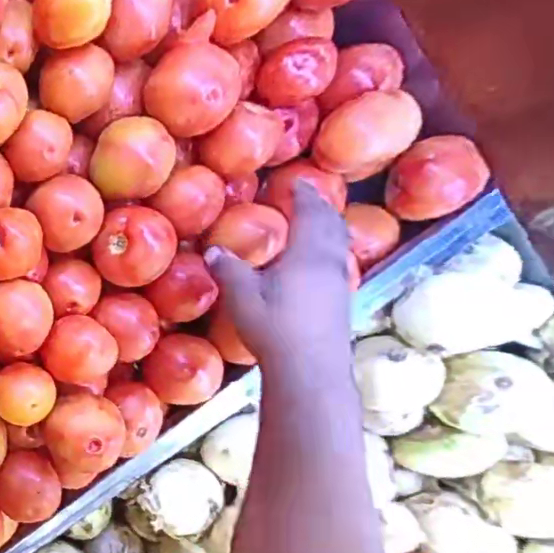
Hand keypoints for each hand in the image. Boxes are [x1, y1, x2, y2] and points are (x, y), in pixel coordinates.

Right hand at [205, 180, 352, 370]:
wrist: (310, 370)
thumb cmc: (275, 327)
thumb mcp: (242, 296)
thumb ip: (229, 269)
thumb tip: (214, 251)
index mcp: (309, 254)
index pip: (311, 213)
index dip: (305, 195)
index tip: (299, 182)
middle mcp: (330, 263)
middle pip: (332, 226)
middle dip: (320, 208)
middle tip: (308, 198)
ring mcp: (339, 285)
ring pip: (337, 246)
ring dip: (327, 230)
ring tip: (312, 226)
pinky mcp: (339, 304)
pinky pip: (335, 264)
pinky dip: (326, 252)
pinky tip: (313, 265)